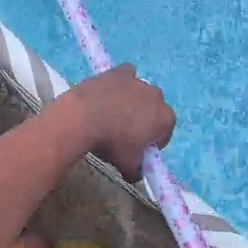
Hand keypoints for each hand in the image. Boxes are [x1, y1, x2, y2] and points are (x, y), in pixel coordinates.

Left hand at [60, 64, 175, 180]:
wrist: (82, 118)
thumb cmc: (110, 143)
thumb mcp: (127, 165)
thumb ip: (136, 171)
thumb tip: (135, 175)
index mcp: (165, 118)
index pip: (163, 133)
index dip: (151, 143)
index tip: (137, 149)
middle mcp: (157, 96)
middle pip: (152, 111)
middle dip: (142, 121)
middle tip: (122, 134)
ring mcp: (138, 81)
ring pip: (139, 93)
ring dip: (131, 102)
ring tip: (110, 114)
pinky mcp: (119, 72)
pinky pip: (125, 75)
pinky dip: (120, 83)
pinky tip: (109, 92)